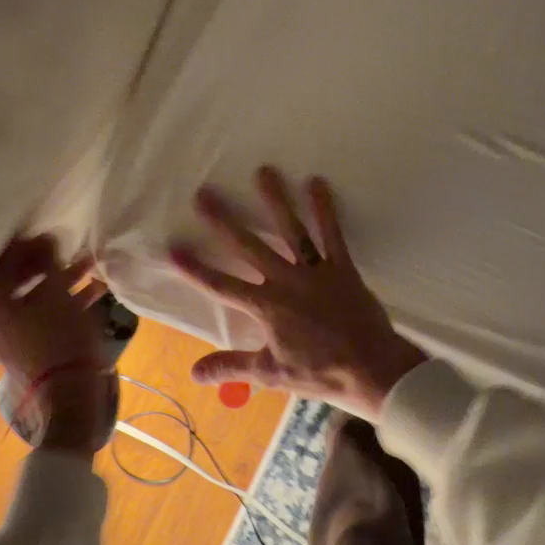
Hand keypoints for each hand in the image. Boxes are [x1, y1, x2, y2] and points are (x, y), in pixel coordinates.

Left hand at [0, 233, 113, 455]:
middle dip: (49, 262)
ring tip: (91, 264)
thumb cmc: (60, 338)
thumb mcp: (56, 293)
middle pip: (21, 280)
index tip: (49, 232)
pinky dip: (67, 301)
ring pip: (38, 297)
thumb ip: (47, 261)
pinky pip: (47, 315)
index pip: (3, 262)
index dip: (25, 244)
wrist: (69, 395)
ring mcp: (14, 335)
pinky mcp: (33, 347)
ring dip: (63, 279)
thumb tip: (43, 237)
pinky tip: (96, 290)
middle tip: (69, 247)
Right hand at [170, 166, 426, 422]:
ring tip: (263, 171)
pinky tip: (316, 183)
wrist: (370, 368)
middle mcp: (285, 281)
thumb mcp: (272, 373)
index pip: (221, 285)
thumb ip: (233, 366)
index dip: (195, 268)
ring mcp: (314, 271)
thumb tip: (194, 372)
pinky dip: (324, 208)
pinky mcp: (342, 266)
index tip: (173, 247)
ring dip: (275, 200)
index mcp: (265, 307)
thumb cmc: (321, 373)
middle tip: (203, 194)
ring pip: (290, 229)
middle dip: (223, 220)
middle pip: (248, 246)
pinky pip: (331, 233)